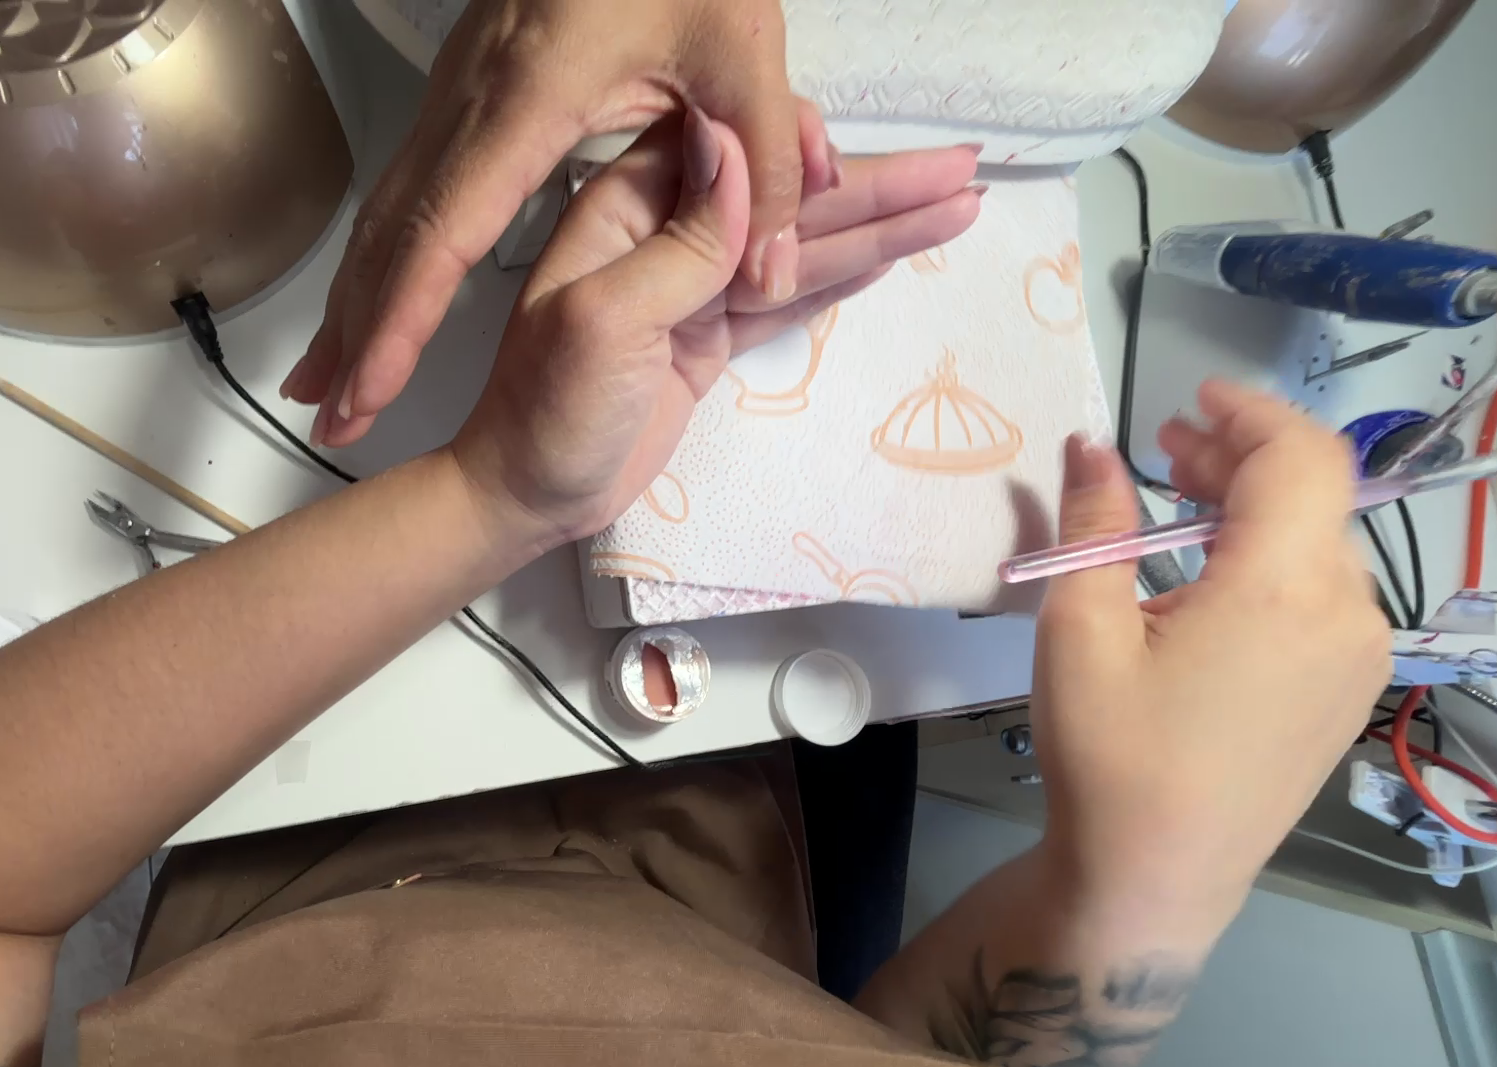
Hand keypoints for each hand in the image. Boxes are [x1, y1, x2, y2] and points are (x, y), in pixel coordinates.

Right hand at [284, 0, 837, 447]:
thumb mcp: (740, 46)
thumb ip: (765, 163)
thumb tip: (773, 276)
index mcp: (526, 105)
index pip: (446, 232)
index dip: (403, 320)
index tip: (369, 389)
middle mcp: (465, 110)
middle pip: (388, 236)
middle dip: (354, 333)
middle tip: (328, 411)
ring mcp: (450, 105)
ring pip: (380, 219)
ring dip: (350, 305)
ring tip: (325, 379)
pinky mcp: (456, 108)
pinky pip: (397, 200)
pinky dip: (377, 266)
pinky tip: (368, 306)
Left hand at [449, 109, 979, 548]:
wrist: (536, 492)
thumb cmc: (551, 409)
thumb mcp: (607, 318)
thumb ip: (680, 241)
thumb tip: (735, 144)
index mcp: (626, 212)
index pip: (726, 146)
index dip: (796, 144)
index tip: (855, 161)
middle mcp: (664, 238)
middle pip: (779, 197)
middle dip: (867, 184)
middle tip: (960, 171)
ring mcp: (691, 292)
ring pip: (794, 249)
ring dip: (872, 229)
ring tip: (956, 206)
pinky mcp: (707, 340)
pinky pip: (784, 300)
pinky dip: (834, 279)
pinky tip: (886, 258)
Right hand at [1031, 383, 1391, 943]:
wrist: (1155, 865)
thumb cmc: (1108, 742)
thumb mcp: (1079, 626)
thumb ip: (1092, 526)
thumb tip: (1088, 447)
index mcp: (1283, 590)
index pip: (1300, 462)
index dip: (1252, 413)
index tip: (1192, 396)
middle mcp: (1344, 616)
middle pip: (1310, 503)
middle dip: (1238, 458)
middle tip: (1158, 447)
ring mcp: (1351, 660)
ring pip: (1312, 551)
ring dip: (1245, 510)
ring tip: (1171, 501)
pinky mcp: (1337, 692)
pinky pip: (1312, 597)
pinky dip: (1260, 559)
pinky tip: (1198, 577)